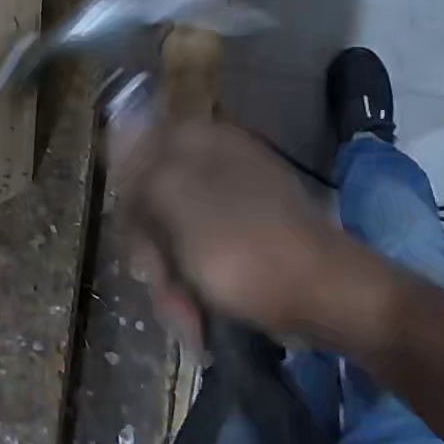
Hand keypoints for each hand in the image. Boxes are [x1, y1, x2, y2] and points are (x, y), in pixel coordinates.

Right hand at [113, 120, 398, 350]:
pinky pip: (204, 258)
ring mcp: (236, 202)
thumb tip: (120, 122)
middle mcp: (217, 164)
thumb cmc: (243, 249)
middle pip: (155, 205)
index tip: (138, 239)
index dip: (132, 204)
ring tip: (189, 320)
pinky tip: (203, 321)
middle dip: (153, 255)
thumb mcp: (178, 203)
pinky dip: (199, 290)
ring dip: (173, 284)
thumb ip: (144, 165)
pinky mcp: (249, 238)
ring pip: (177, 240)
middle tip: (161, 285)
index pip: (138, 157)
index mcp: (202, 143)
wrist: (323, 296)